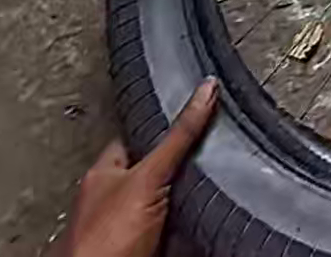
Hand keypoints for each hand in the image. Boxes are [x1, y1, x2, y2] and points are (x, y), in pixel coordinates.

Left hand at [58, 77, 218, 256]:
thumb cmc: (101, 246)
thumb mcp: (147, 178)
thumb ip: (178, 136)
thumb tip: (205, 90)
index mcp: (105, 175)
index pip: (141, 135)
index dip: (168, 119)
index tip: (199, 104)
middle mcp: (120, 200)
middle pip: (163, 166)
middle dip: (190, 158)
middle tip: (222, 136)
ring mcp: (139, 227)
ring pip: (177, 196)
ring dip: (198, 189)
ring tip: (229, 165)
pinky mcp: (158, 248)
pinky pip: (187, 225)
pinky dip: (202, 217)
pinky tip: (220, 203)